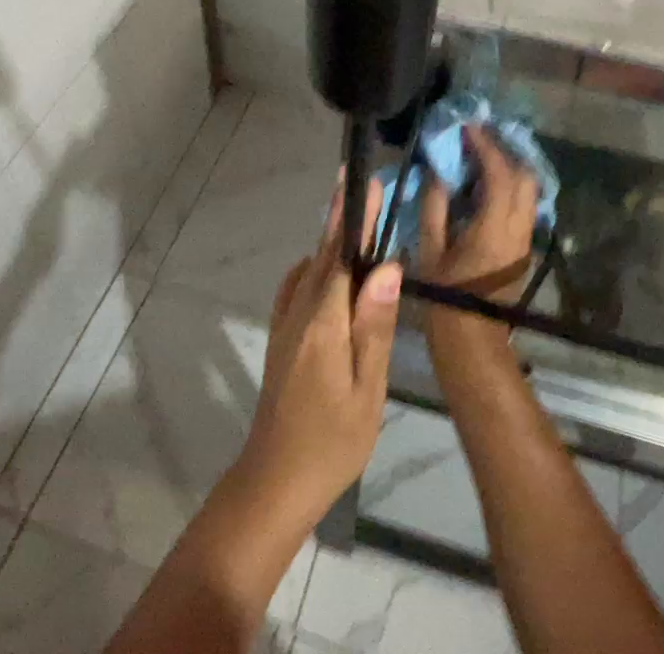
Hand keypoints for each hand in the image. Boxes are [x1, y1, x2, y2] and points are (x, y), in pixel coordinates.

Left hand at [232, 178, 401, 526]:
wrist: (275, 479)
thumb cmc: (332, 442)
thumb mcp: (366, 390)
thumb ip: (374, 327)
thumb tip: (387, 268)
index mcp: (322, 325)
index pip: (341, 258)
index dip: (354, 220)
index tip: (365, 184)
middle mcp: (297, 316)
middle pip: (321, 258)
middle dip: (340, 219)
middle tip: (360, 184)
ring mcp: (284, 328)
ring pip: (308, 272)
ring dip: (328, 241)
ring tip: (352, 218)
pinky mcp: (280, 341)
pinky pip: (296, 290)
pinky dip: (314, 268)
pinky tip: (327, 272)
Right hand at [417, 125, 540, 307]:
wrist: (473, 341)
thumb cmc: (445, 299)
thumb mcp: (430, 251)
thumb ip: (434, 207)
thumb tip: (437, 173)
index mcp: (494, 229)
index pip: (499, 174)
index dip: (485, 146)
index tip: (467, 126)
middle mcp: (519, 230)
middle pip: (525, 176)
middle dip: (503, 150)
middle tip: (475, 137)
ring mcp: (526, 239)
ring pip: (529, 190)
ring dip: (508, 167)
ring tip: (478, 154)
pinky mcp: (524, 247)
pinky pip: (523, 204)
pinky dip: (508, 185)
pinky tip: (483, 183)